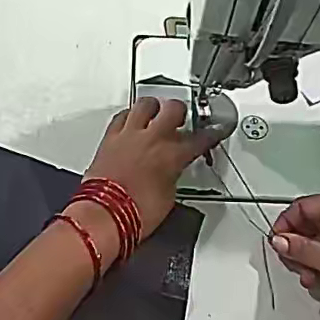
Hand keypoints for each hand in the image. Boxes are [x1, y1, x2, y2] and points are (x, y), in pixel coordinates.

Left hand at [84, 97, 231, 238]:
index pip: (200, 139)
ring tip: (155, 112)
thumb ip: (172, 175)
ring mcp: (129, 135)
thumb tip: (170, 173)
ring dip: (153, 107)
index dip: (210, 134)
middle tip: (181, 117)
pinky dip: (128, 116)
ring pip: (145, 104)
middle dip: (181, 111)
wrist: (105, 215)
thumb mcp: (168, 198)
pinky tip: (130, 120)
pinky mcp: (109, 138)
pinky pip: (120, 117)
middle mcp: (152, 139)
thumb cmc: (135, 213)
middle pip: (173, 108)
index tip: (213, 131)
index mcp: (173, 155)